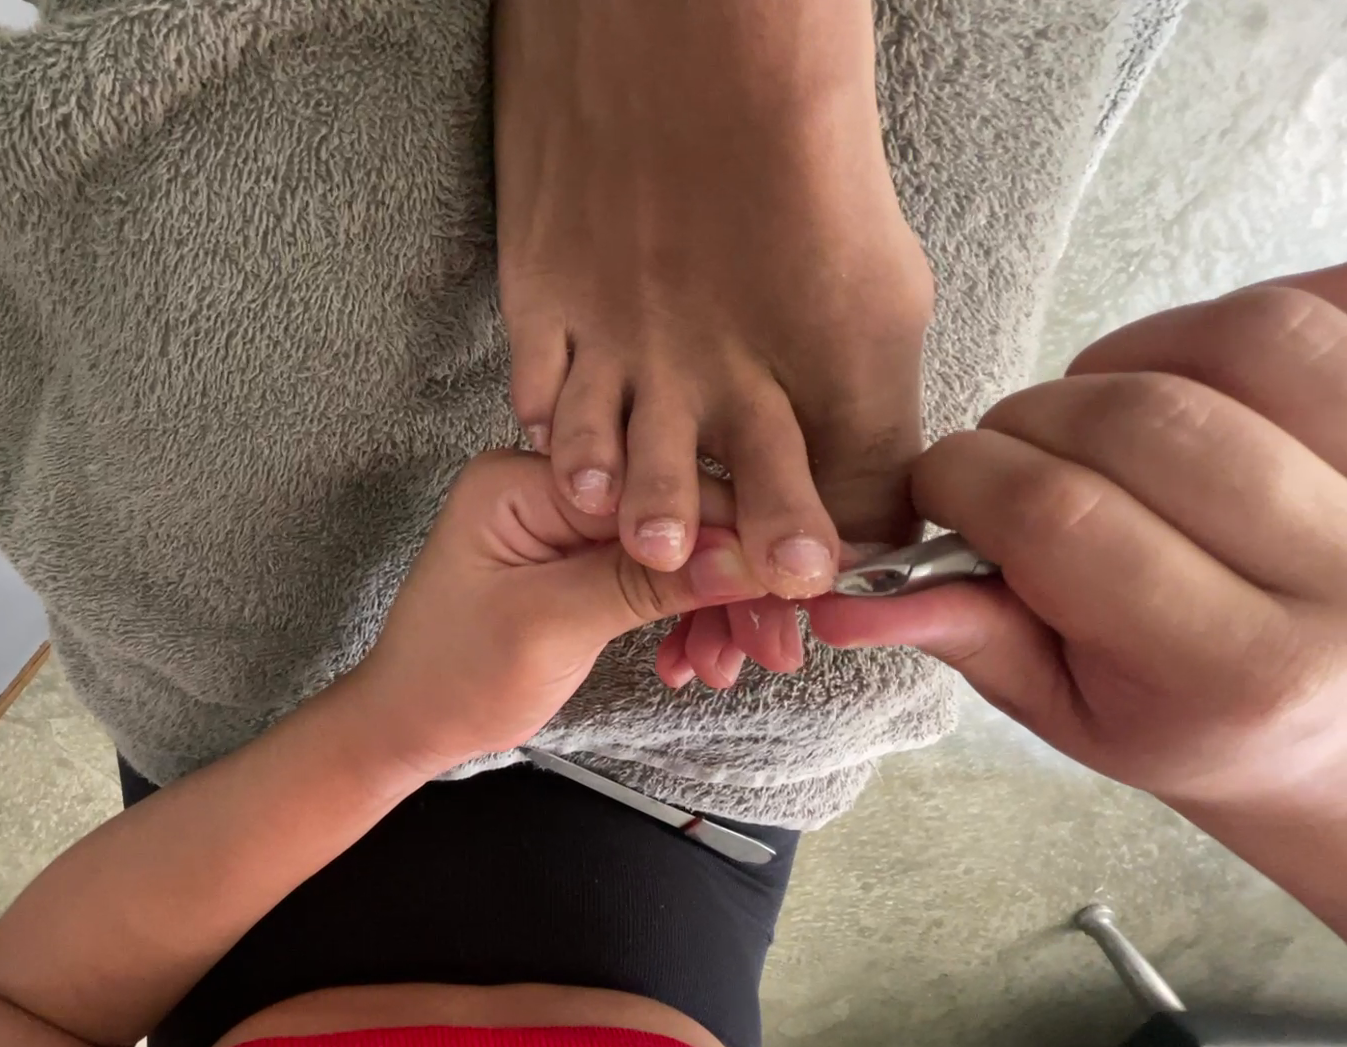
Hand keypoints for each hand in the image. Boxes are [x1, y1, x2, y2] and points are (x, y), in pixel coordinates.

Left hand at [351, 451, 766, 773]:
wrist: (413, 722)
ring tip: (730, 668)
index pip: (651, 486)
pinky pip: (651, 577)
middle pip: (669, 516)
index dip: (731, 534)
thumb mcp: (550, 626)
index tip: (797, 586)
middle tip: (777, 645)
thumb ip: (644, 585)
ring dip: (712, 608)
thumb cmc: (457, 673)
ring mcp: (566, 525)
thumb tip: (752, 561)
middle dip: (729, 580)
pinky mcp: (578, 562)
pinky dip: (681, 618)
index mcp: (523, 479)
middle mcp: (550, 485)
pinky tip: (693, 664)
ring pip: (670, 550)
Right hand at [496, 0, 932, 594]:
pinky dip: (552, 428)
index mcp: (821, 337)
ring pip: (619, 450)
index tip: (818, 584)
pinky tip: (554, 450)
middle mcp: (716, 349)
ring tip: (638, 546)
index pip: (835, 473)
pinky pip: (542, 383)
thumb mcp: (876, 261)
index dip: (831, 539)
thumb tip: (857, 473)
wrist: (673, 11)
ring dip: (632, 507)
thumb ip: (859, 380)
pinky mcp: (544, 291)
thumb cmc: (795, 122)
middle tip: (754, 613)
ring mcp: (618, 324)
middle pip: (732, 481)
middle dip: (746, 553)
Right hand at [805, 266, 1346, 846]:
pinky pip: (1323, 306)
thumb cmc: (1189, 715)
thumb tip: (835, 601)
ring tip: (1102, 418)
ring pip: (1243, 339)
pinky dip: (1224, 329)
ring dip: (1126, 362)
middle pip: (1135, 420)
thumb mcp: (1055, 701)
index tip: (940, 490)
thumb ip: (957, 633)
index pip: (1056, 516)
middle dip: (1027, 421)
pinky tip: (1191, 388)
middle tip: (1013, 460)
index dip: (962, 477)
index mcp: (1231, 666)